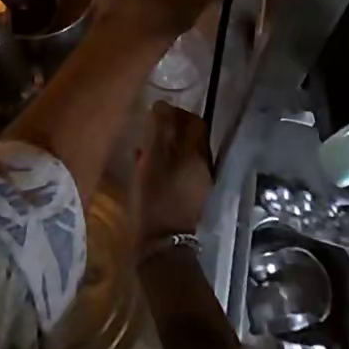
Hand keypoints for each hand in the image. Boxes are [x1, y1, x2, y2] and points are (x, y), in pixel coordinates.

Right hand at [138, 101, 213, 240]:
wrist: (162, 242)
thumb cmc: (156, 196)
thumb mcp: (154, 158)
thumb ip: (160, 129)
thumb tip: (163, 106)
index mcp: (197, 153)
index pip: (195, 121)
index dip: (178, 112)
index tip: (158, 111)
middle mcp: (203, 165)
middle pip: (192, 137)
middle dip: (173, 128)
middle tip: (151, 127)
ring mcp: (199, 183)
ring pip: (185, 154)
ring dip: (168, 146)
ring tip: (145, 146)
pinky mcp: (190, 197)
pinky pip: (181, 169)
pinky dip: (167, 162)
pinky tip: (147, 166)